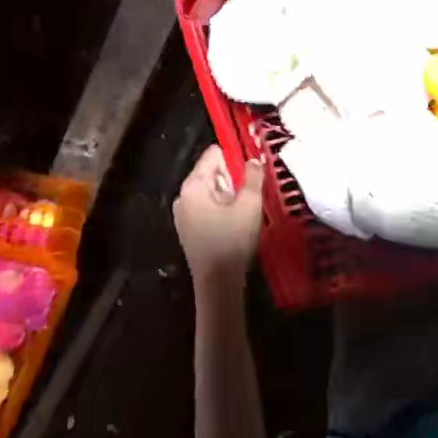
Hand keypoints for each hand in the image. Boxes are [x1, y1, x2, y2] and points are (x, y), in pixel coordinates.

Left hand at [174, 145, 264, 289]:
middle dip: (233, 179)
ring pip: (211, 190)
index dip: (235, 158)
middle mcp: (183, 195)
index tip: (251, 173)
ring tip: (245, 211)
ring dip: (229, 195)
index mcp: (193, 185)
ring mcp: (183, 213)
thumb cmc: (232, 240)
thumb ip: (253, 177)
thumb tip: (254, 159)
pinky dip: (221, 209)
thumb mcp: (249, 205)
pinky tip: (234, 223)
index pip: (214, 154)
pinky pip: (206, 206)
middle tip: (250, 196)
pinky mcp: (188, 229)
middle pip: (211, 172)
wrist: (217, 284)